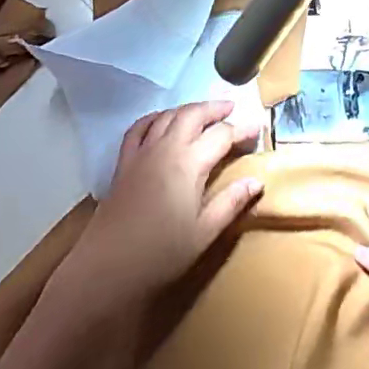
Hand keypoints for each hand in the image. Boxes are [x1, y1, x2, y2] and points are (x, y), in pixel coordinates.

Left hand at [36, 101, 262, 335]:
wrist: (112, 261)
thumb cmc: (164, 251)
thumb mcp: (205, 231)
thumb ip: (231, 202)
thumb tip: (256, 181)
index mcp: (189, 163)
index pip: (221, 135)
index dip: (241, 130)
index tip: (257, 128)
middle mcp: (165, 148)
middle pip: (192, 115)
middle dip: (214, 108)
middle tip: (232, 107)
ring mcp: (141, 151)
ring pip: (167, 116)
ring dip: (187, 109)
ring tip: (203, 112)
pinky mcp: (124, 160)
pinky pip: (139, 127)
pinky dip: (154, 117)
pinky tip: (161, 120)